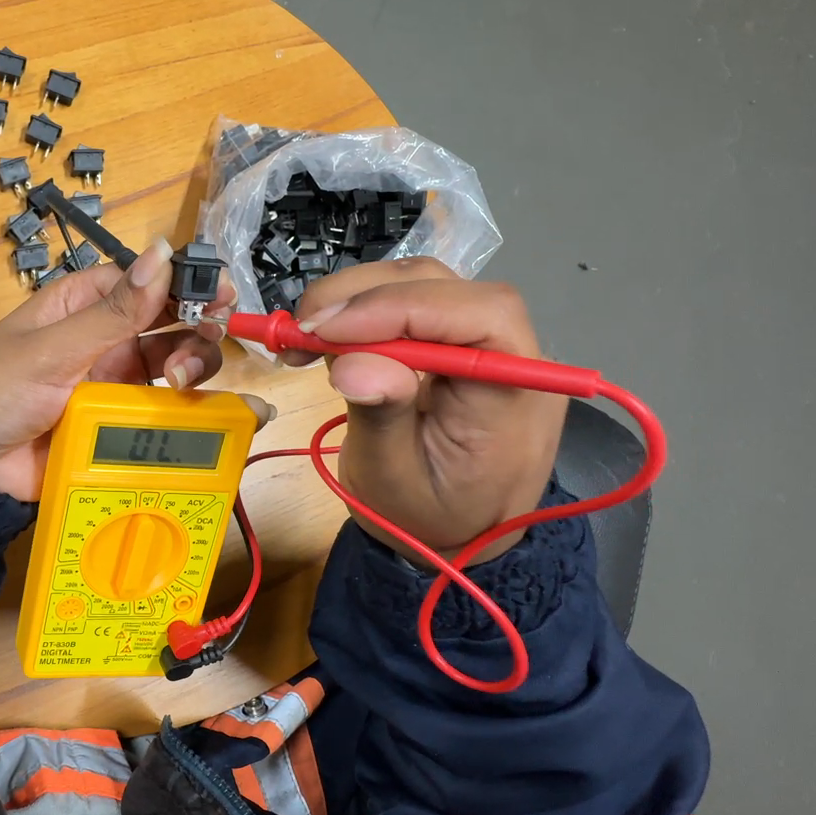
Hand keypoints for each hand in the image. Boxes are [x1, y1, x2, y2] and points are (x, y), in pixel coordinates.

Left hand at [0, 238, 258, 499]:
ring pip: (179, 365)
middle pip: (174, 321)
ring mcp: (118, 383)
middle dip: (198, 326)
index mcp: (84, 306)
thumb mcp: (50, 348)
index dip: (186, 282)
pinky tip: (230, 414)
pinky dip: (200, 411)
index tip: (218, 292)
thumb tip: (161, 253)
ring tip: (182, 382)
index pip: (147, 280)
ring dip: (196, 366)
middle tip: (201, 339)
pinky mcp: (122, 425)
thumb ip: (110, 311)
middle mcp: (108, 340)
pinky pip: (169, 413)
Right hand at [287, 258, 565, 564]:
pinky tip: (322, 338)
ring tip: (304, 336)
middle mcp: (506, 352)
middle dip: (363, 296)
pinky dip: (354, 309)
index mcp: (513, 393)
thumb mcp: (394, 482)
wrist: (451, 533)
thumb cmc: (428, 517)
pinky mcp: (445, 338)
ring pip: (417, 281)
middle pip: (442, 285)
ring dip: (352, 298)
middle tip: (302, 331)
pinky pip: (401, 300)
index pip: (478, 315)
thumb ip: (381, 418)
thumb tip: (351, 365)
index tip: (329, 330)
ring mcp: (475, 341)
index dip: (401, 308)